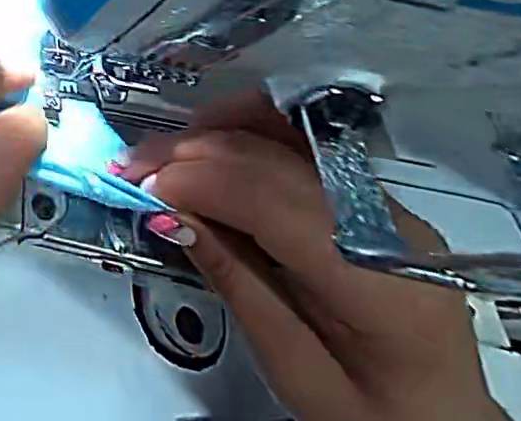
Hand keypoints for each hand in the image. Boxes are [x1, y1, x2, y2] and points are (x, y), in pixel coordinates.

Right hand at [121, 92, 506, 420]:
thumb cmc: (376, 419)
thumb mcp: (297, 374)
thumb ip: (235, 283)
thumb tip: (171, 214)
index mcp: (378, 284)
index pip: (272, 201)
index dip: (199, 183)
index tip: (142, 186)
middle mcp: (388, 225)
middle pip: (272, 158)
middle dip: (190, 153)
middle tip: (132, 165)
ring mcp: (381, 198)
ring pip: (283, 131)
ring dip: (211, 132)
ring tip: (161, 153)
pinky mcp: (365, 188)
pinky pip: (295, 138)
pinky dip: (242, 129)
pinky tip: (206, 140)